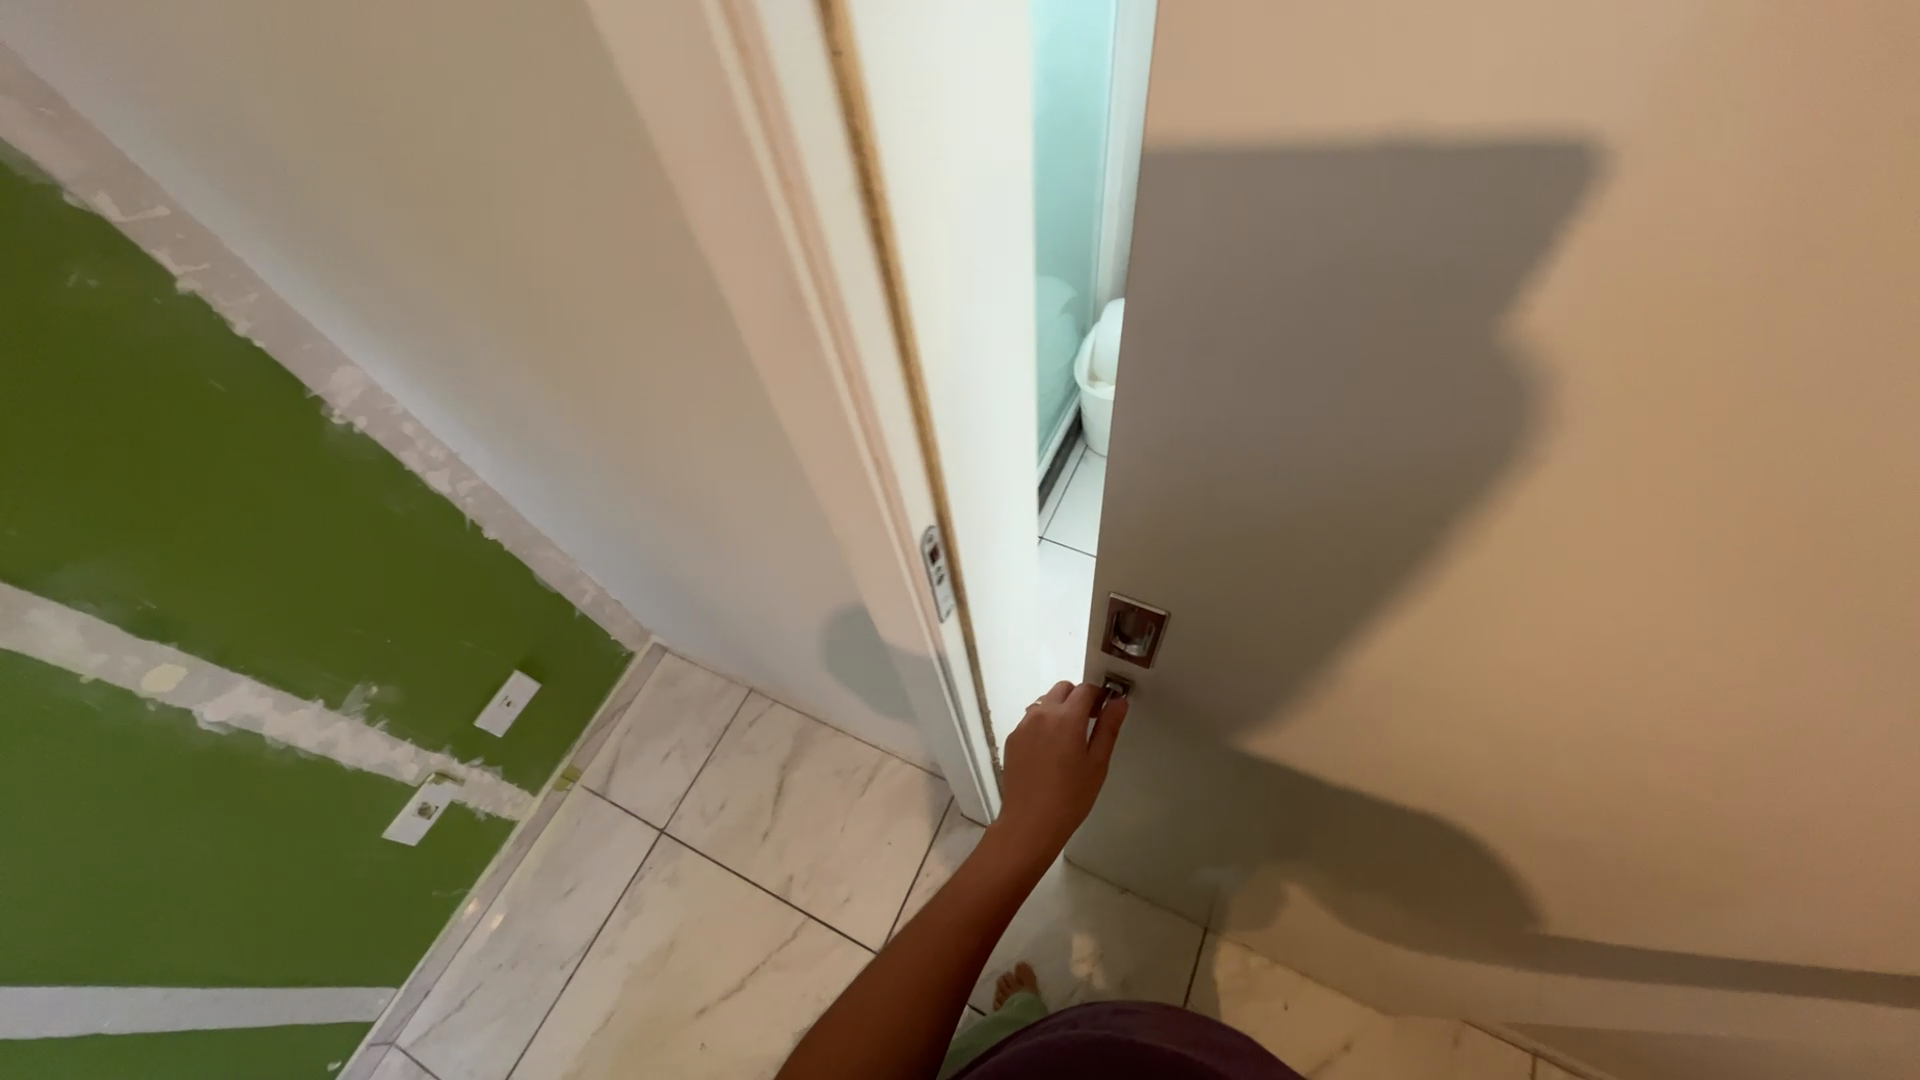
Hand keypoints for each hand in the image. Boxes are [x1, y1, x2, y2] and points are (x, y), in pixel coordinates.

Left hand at [986, 681, 1128, 866]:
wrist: (1030, 822)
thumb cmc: (1071, 796)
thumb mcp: (1097, 763)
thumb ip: (1108, 728)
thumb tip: (1119, 702)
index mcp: (1066, 718)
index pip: (1085, 689)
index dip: (1099, 694)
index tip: (1106, 708)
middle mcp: (1041, 714)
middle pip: (1062, 689)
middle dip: (1078, 698)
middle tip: (1091, 721)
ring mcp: (1023, 725)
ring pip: (1044, 703)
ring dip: (1059, 709)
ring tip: (1070, 738)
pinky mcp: (1012, 739)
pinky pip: (1031, 720)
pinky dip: (1043, 724)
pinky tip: (1050, 751)